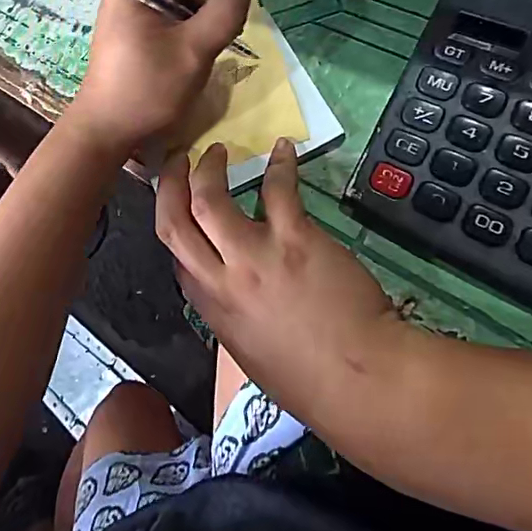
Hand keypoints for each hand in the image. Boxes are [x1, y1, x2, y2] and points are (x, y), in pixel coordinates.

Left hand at [63, 0, 255, 156]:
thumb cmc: (149, 91)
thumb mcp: (195, 50)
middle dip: (205, 11)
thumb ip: (226, 10)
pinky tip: (175, 60)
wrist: (106, 131)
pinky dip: (182, 33)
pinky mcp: (129, 26)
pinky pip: (168, 14)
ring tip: (186, 58)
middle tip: (199, 50)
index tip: (205, 35)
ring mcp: (127, 7)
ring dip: (195, 25)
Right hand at [156, 140, 402, 415]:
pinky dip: (280, 164)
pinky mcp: (293, 238)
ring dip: (208, 169)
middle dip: (170, 184)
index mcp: (212, 308)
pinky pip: (277, 188)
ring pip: (210, 199)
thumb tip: (229, 286)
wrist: (362, 381)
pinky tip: (283, 148)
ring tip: (216, 150)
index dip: (175, 222)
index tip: (180, 205)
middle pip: (174, 221)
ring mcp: (255, 257)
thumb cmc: (309, 376)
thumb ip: (231, 312)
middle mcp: (222, 280)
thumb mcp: (250, 350)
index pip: (176, 255)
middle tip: (178, 159)